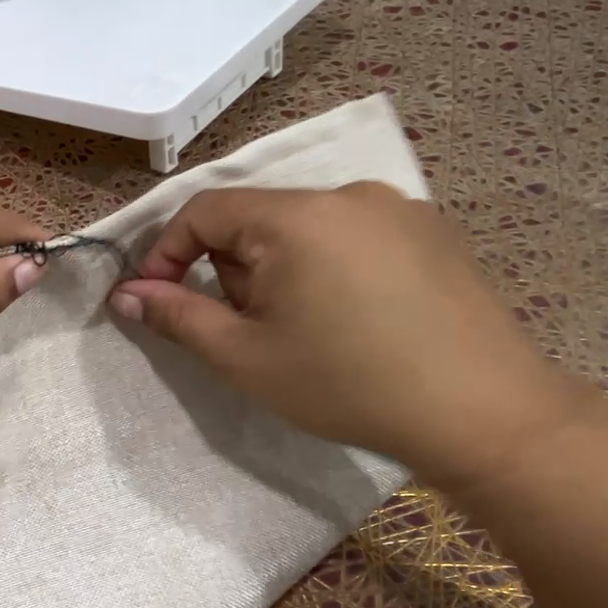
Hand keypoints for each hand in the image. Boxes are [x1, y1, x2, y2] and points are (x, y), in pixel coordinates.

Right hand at [109, 182, 580, 487]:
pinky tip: (343, 318)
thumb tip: (124, 294)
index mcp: (297, 218)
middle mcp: (349, 195)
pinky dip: (322, 267)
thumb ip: (175, 315)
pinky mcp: (432, 233)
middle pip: (253, 217)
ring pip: (301, 228)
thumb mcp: (241, 355)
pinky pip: (348, 235)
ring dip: (273, 269)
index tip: (155, 300)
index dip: (165, 252)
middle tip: (238, 328)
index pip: (204, 210)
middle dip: (227, 268)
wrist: (482, 412)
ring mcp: (399, 210)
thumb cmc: (344, 383)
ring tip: (294, 328)